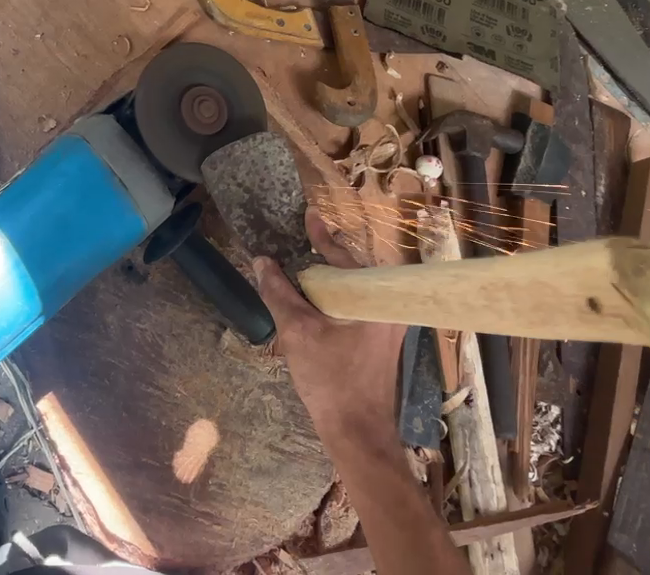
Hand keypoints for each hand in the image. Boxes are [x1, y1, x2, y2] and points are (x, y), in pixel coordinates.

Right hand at [253, 213, 405, 453]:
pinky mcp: (382, 339)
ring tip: (304, 265)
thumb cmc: (331, 381)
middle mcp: (388, 307)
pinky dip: (334, 296)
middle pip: (351, 270)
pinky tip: (314, 299)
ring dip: (328, 278)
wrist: (358, 434)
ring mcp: (388, 325)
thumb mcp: (297, 332)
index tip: (310, 214)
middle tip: (303, 239)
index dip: (322, 237)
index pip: (344, 257)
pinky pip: (357, 304)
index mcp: (375, 299)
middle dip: (326, 255)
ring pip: (354, 289)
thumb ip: (279, 293)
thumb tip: (261, 261)